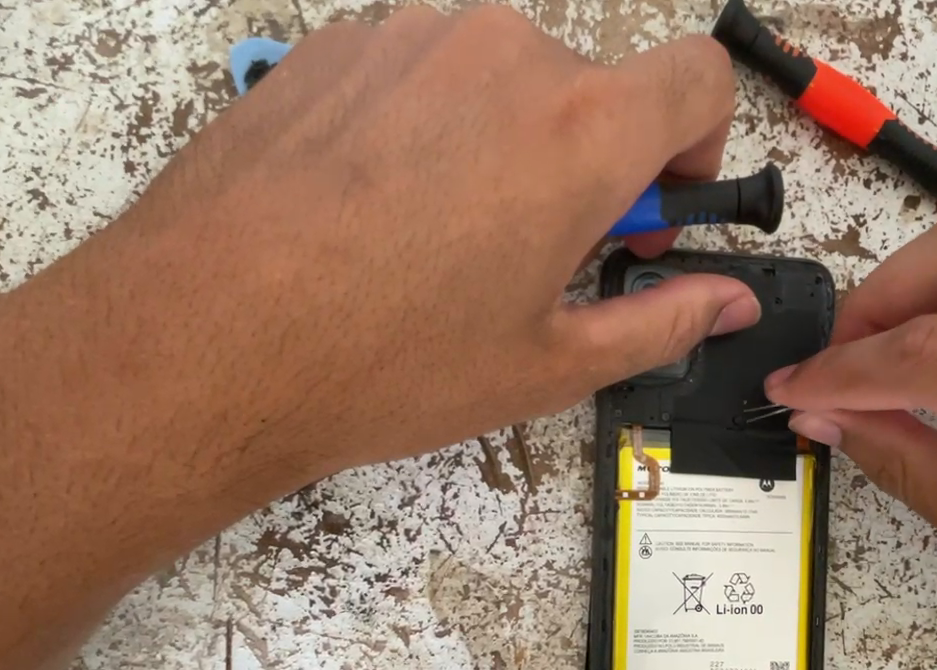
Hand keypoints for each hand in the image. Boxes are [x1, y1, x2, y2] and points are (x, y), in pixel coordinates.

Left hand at [0, 6, 759, 554]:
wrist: (207, 340)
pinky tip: (381, 215)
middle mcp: (501, 54)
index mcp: (576, 130)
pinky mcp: (334, 47)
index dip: (698, 145)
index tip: (655, 210)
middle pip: (593, 90)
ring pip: (504, 83)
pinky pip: (423, 76)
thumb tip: (729, 301)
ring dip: (509, 151)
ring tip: (446, 246)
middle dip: (592, 169)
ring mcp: (407, 37)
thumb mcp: (548, 366)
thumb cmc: (392, 365)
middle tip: (538, 261)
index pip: (699, 80)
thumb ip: (659, 322)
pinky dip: (434, 133)